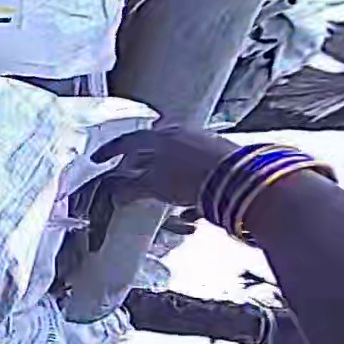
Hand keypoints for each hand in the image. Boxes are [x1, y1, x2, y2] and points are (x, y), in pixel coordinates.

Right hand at [92, 125, 240, 207]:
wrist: (244, 183)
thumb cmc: (190, 178)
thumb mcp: (151, 186)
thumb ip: (129, 188)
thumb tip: (116, 192)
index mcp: (159, 136)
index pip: (126, 141)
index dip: (109, 152)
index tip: (99, 160)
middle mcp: (183, 135)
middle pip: (153, 149)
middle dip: (140, 164)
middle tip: (129, 176)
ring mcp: (206, 145)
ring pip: (176, 161)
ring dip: (164, 177)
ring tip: (159, 196)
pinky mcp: (226, 158)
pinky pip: (198, 172)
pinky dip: (188, 187)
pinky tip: (188, 208)